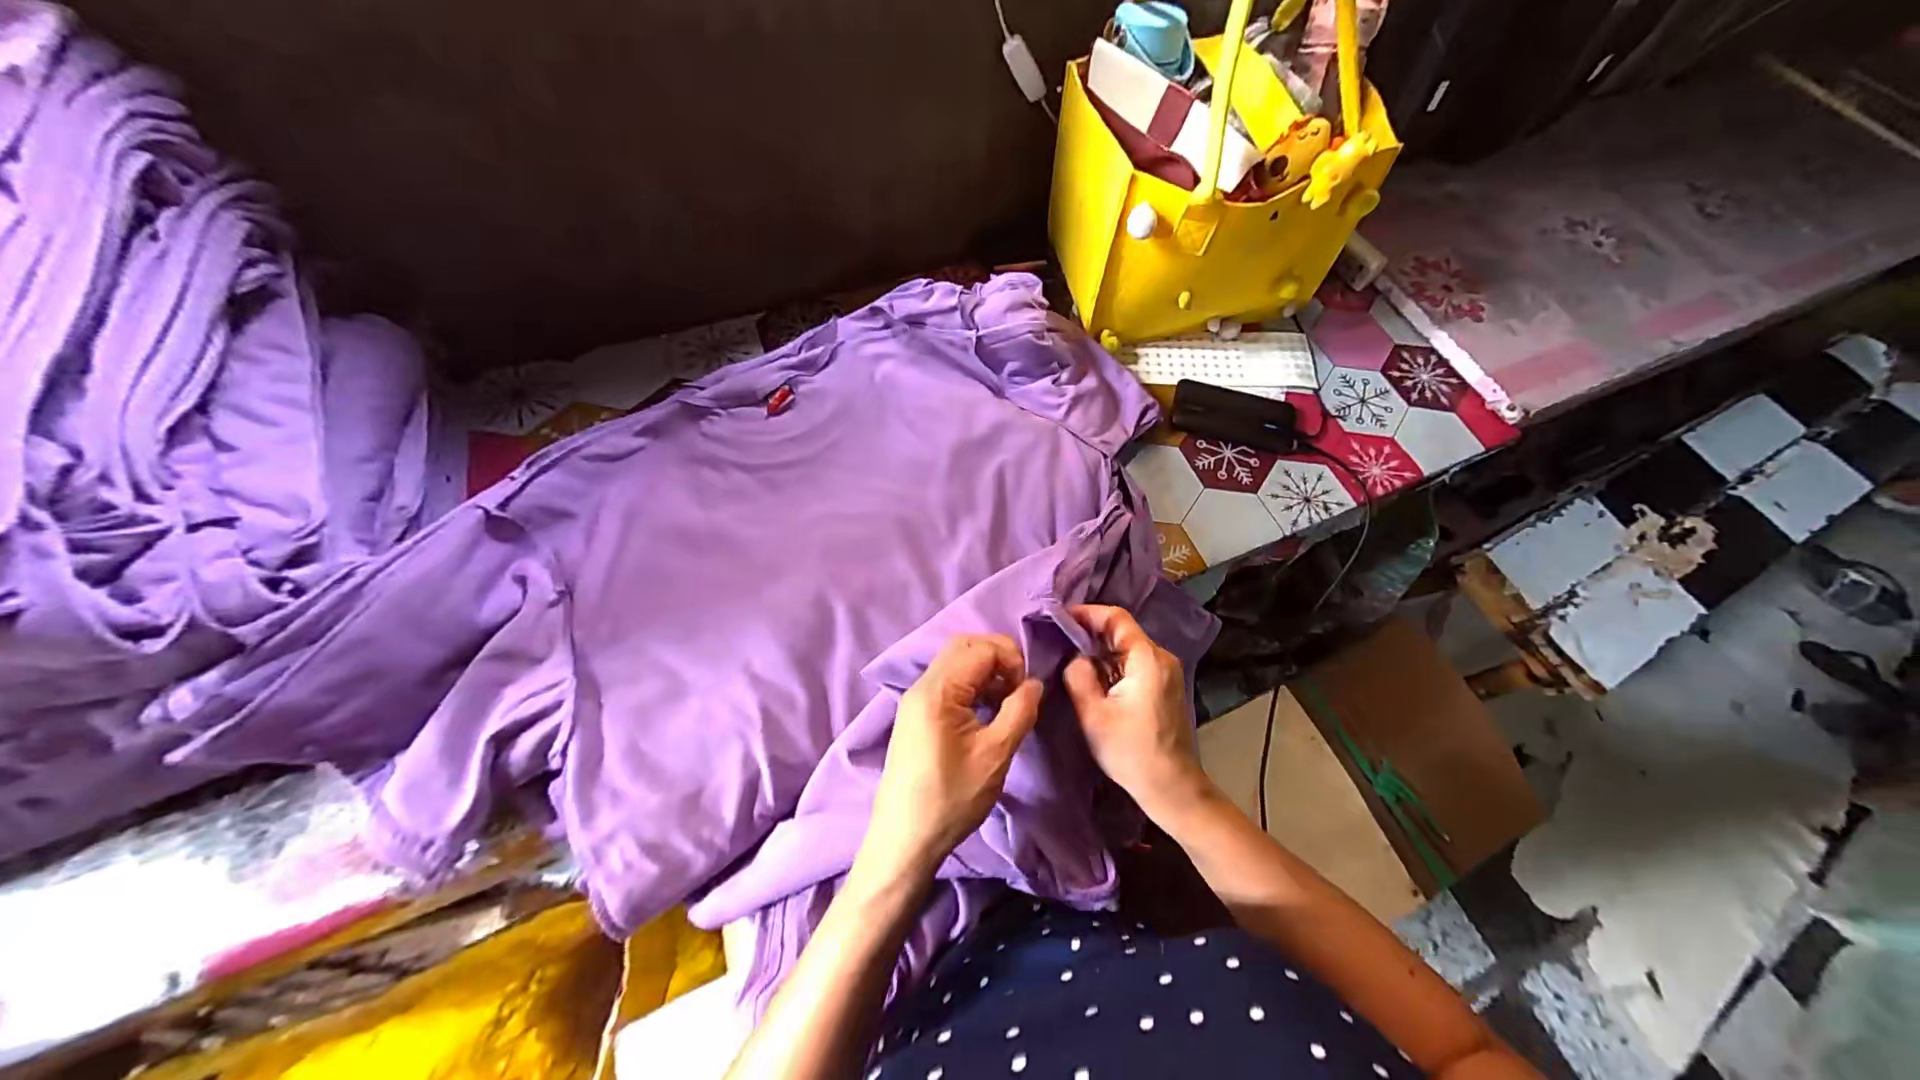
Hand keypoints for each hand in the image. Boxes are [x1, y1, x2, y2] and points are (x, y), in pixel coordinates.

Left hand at [858, 635, 1043, 882]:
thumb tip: (1034, 683)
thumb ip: (1020, 711)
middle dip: (998, 658)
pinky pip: (947, 682)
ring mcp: (914, 699)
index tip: (1026, 691)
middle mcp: (922, 685)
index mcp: (938, 690)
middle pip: (964, 647)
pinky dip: (971, 685)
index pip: (981, 648)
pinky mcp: (915, 715)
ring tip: (1006, 702)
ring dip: (985, 672)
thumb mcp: (996, 754)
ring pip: (955, 663)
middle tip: (1018, 688)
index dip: (1011, 660)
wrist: (905, 837)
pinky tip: (986, 712)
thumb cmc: (952, 797)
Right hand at [1063, 605, 1212, 823]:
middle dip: (1088, 633)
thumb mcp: (1094, 714)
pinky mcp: (1162, 686)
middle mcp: (1161, 658)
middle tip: (1056, 639)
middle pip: (1121, 632)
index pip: (1116, 618)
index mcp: (1148, 659)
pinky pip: (1132, 664)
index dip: (1086, 613)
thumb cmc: (1131, 752)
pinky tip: (1089, 677)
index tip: (1058, 618)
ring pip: (1125, 648)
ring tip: (1066, 657)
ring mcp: (1164, 672)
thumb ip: (1078, 676)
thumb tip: (1073, 656)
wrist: (1171, 787)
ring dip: (1098, 651)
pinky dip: (1110, 665)